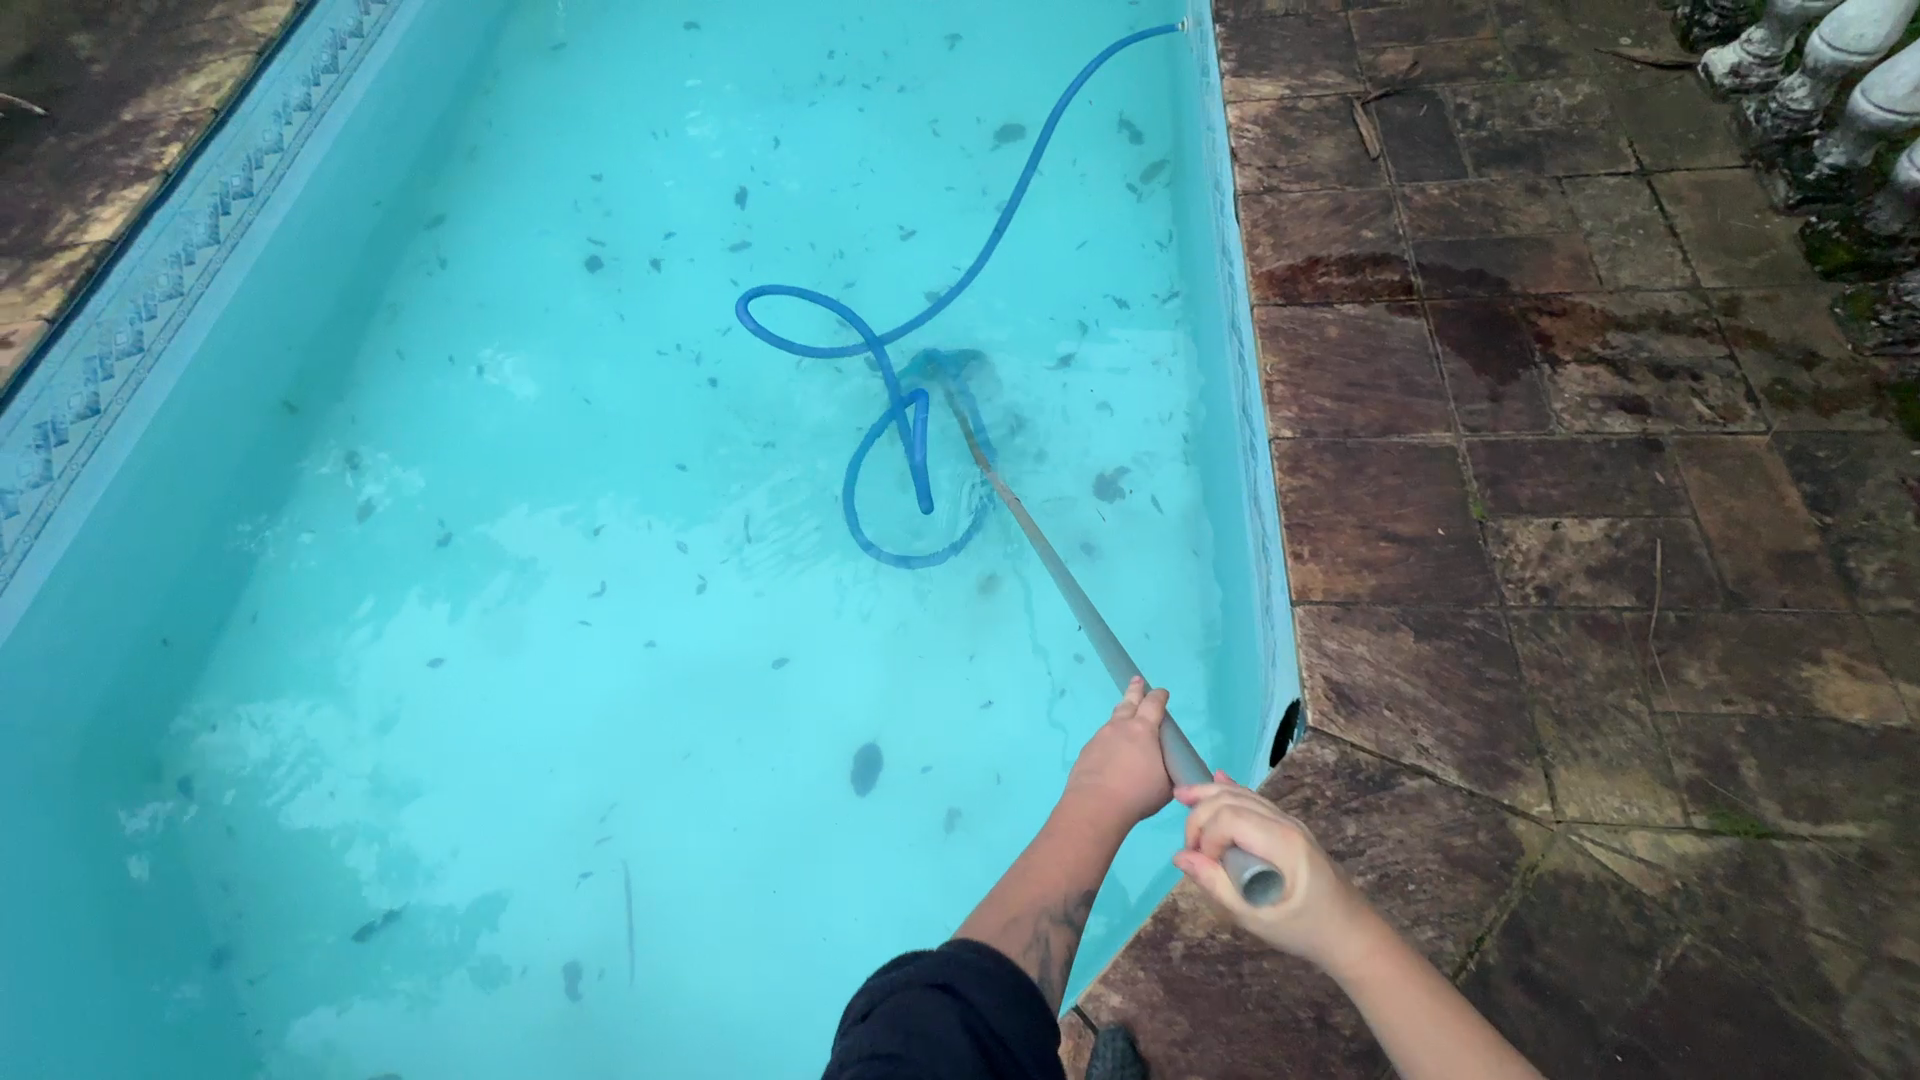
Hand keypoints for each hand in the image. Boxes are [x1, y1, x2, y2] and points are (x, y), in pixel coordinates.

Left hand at [1063, 677, 1173, 824]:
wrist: (1096, 804)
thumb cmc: (1138, 793)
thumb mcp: (1166, 783)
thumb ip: (1169, 769)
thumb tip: (1169, 767)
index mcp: (1143, 730)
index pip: (1153, 705)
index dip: (1158, 696)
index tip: (1161, 691)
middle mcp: (1120, 727)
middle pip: (1128, 703)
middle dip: (1135, 691)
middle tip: (1137, 680)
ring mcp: (1100, 737)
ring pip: (1112, 721)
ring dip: (1120, 716)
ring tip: (1125, 716)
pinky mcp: (1087, 751)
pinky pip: (1101, 740)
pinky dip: (1109, 740)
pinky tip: (1110, 752)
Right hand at [1172, 775, 1379, 973]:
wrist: (1353, 936)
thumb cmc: (1304, 931)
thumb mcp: (1256, 919)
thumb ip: (1216, 886)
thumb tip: (1180, 858)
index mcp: (1282, 844)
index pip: (1229, 818)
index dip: (1205, 837)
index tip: (1203, 867)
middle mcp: (1286, 823)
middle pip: (1231, 800)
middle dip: (1201, 815)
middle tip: (1188, 847)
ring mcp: (1289, 821)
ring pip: (1242, 794)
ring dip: (1210, 795)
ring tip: (1181, 796)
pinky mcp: (1289, 827)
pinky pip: (1255, 800)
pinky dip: (1231, 790)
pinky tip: (1216, 779)